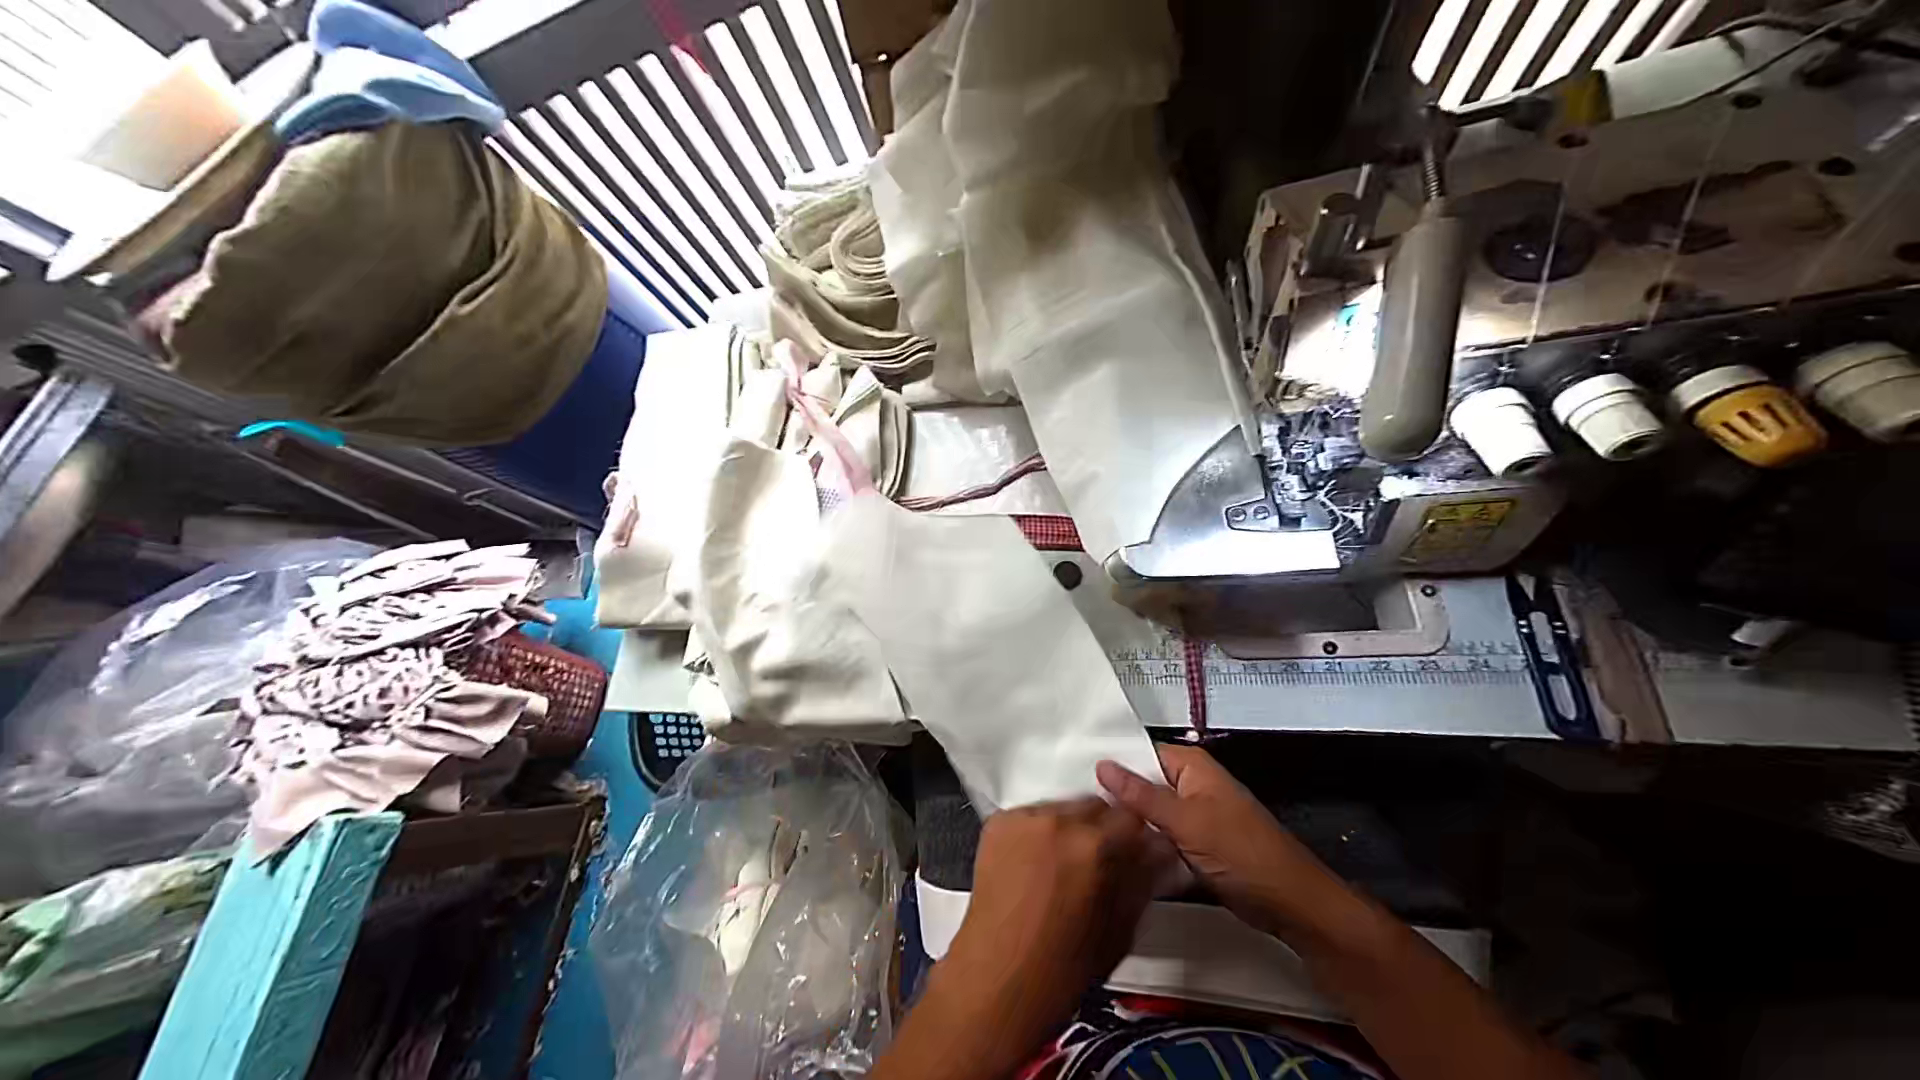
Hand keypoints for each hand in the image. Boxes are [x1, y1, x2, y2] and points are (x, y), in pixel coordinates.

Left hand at [939, 798, 1162, 1033]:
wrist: (997, 979)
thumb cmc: (1060, 968)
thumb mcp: (1118, 930)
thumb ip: (1142, 880)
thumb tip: (1157, 852)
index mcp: (1094, 845)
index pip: (1131, 816)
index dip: (1138, 836)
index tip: (1137, 851)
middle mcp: (1057, 821)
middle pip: (1095, 806)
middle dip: (1103, 830)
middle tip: (1100, 863)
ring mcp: (1023, 819)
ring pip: (1061, 808)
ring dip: (1069, 829)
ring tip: (1063, 867)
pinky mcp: (997, 824)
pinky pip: (1030, 817)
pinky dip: (1038, 833)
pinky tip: (1035, 864)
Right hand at [1097, 744, 1356, 943]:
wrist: (1290, 905)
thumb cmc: (1243, 854)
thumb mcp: (1185, 821)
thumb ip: (1140, 795)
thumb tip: (1101, 765)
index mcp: (1191, 766)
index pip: (1140, 752)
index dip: (1111, 765)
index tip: (1075, 777)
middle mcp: (1190, 785)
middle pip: (1142, 785)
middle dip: (1117, 799)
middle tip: (1077, 811)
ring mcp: (1192, 817)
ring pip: (1149, 815)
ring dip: (1129, 826)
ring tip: (1088, 833)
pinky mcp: (1194, 846)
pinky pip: (1160, 839)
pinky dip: (1145, 847)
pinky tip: (1117, 856)